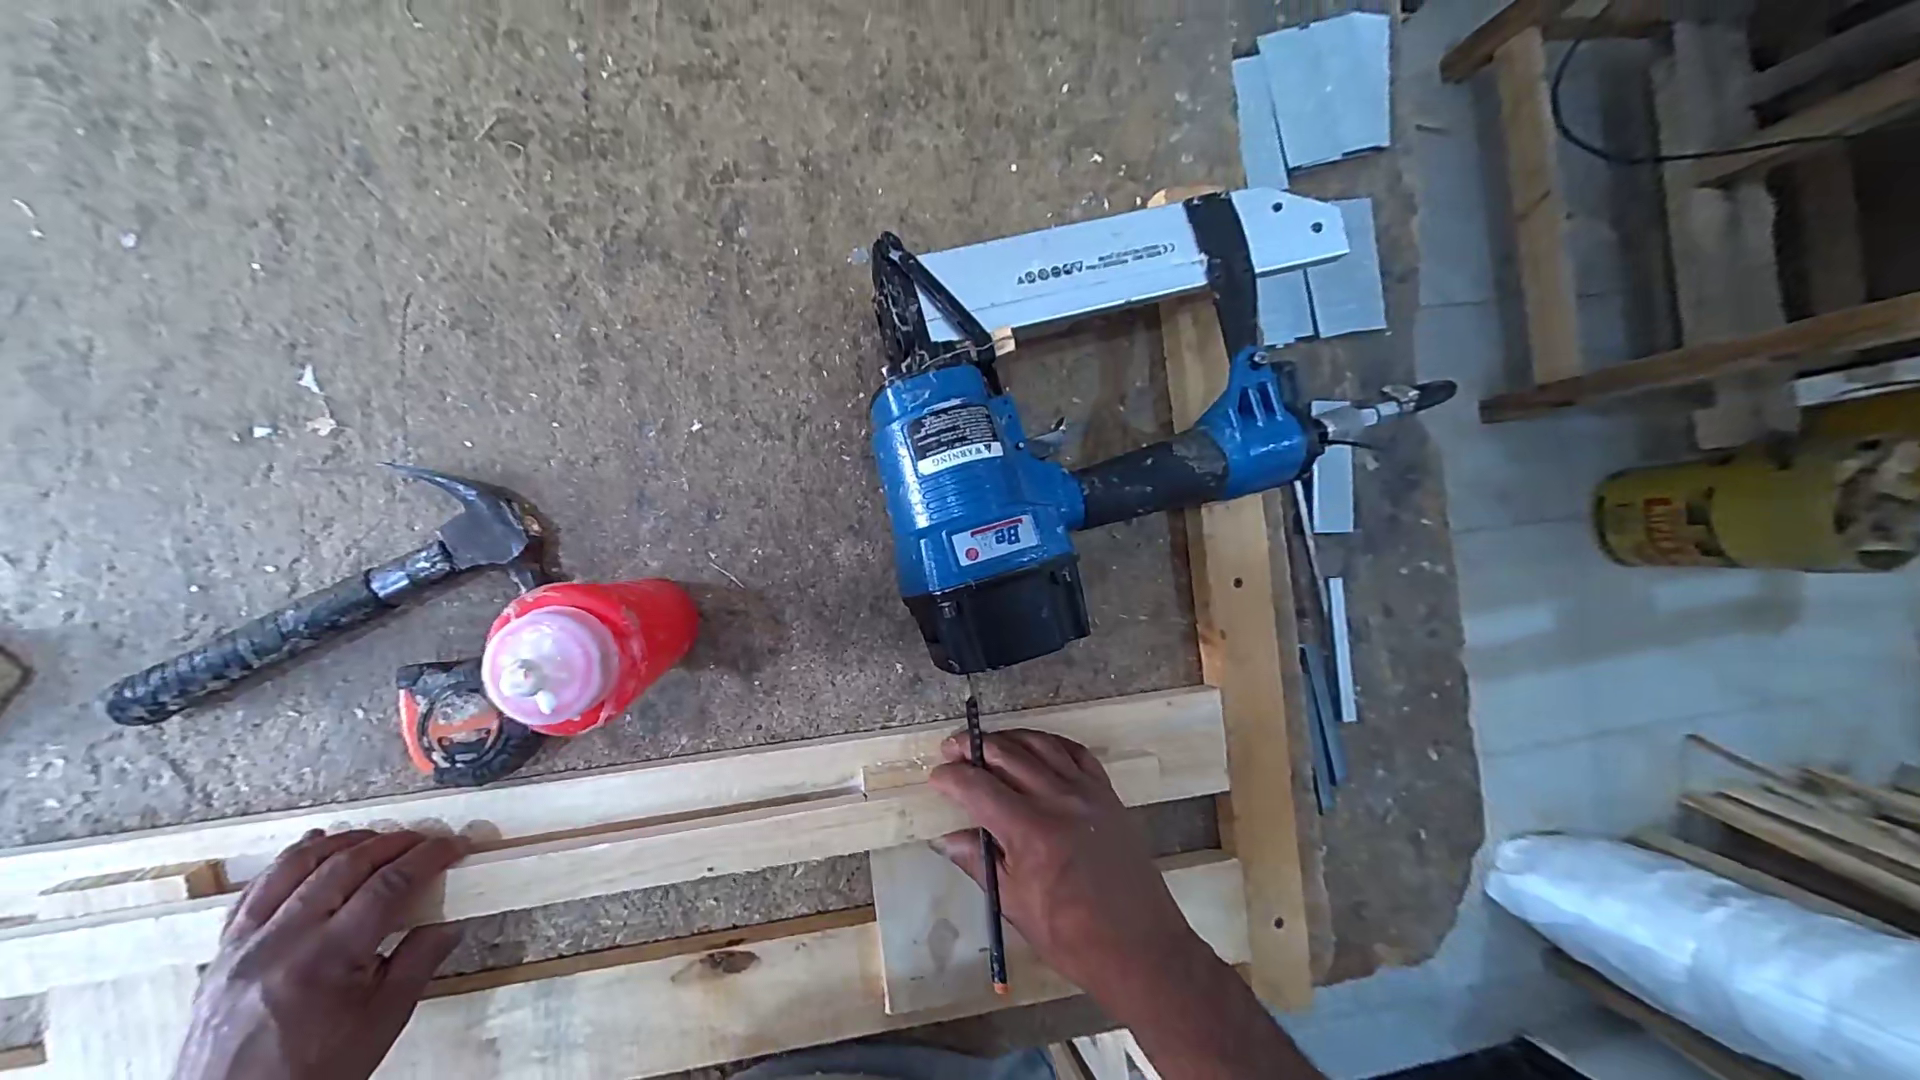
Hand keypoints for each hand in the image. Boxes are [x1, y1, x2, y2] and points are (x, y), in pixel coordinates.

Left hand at [174, 829, 466, 1079]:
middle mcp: (280, 943)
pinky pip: (255, 893)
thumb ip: (420, 960)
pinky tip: (313, 844)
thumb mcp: (383, 1020)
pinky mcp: (222, 955)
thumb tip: (452, 920)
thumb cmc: (315, 1073)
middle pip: (344, 865)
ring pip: (295, 868)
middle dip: (393, 842)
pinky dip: (289, 861)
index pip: (389, 883)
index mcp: (326, 959)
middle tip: (426, 839)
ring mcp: (243, 947)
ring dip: (343, 842)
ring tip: (377, 836)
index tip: (457, 846)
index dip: (430, 856)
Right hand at [930, 730, 1323, 1079]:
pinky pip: (1075, 752)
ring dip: (1008, 738)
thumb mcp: (1015, 906)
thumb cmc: (1072, 937)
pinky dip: (1049, 743)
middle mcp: (1058, 800)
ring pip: (1040, 744)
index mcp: (1031, 832)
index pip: (979, 787)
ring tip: (986, 743)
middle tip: (951, 750)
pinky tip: (1035, 747)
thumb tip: (948, 838)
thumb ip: (980, 863)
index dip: (952, 777)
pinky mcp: (1107, 794)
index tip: (936, 777)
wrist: (1141, 948)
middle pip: (1007, 754)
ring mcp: (1087, 792)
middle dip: (972, 747)